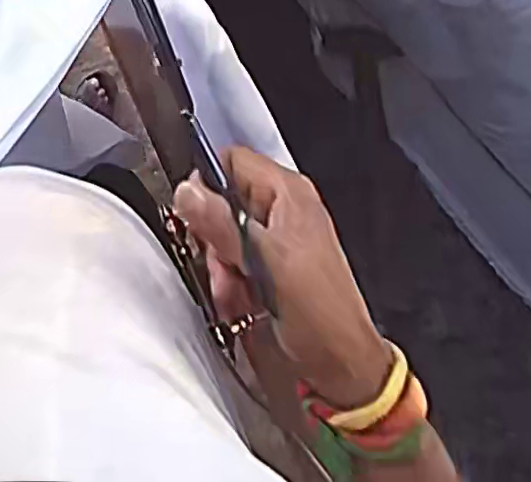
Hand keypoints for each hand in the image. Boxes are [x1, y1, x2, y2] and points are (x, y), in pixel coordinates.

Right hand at [175, 148, 393, 407]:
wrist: (344, 370)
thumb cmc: (320, 314)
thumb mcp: (265, 262)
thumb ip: (222, 223)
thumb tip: (185, 192)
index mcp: (287, 191)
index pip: (229, 160)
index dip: (207, 183)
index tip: (200, 216)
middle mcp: (281, 206)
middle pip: (220, 197)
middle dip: (212, 234)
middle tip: (221, 262)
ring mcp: (277, 233)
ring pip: (221, 228)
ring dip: (218, 261)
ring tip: (231, 289)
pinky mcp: (270, 259)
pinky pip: (231, 253)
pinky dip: (227, 276)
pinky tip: (237, 297)